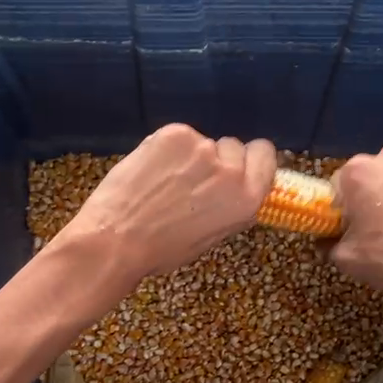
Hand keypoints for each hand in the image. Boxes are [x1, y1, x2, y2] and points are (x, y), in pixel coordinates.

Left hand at [55, 123, 275, 282]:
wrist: (118, 238)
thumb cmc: (163, 249)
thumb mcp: (212, 236)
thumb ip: (231, 206)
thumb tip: (236, 187)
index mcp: (247, 199)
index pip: (265, 155)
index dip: (250, 159)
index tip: (235, 167)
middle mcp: (231, 170)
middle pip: (234, 145)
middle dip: (218, 158)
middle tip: (192, 182)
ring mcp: (202, 148)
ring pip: (203, 142)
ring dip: (189, 155)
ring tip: (165, 181)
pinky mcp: (175, 134)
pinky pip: (178, 136)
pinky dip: (167, 149)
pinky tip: (151, 171)